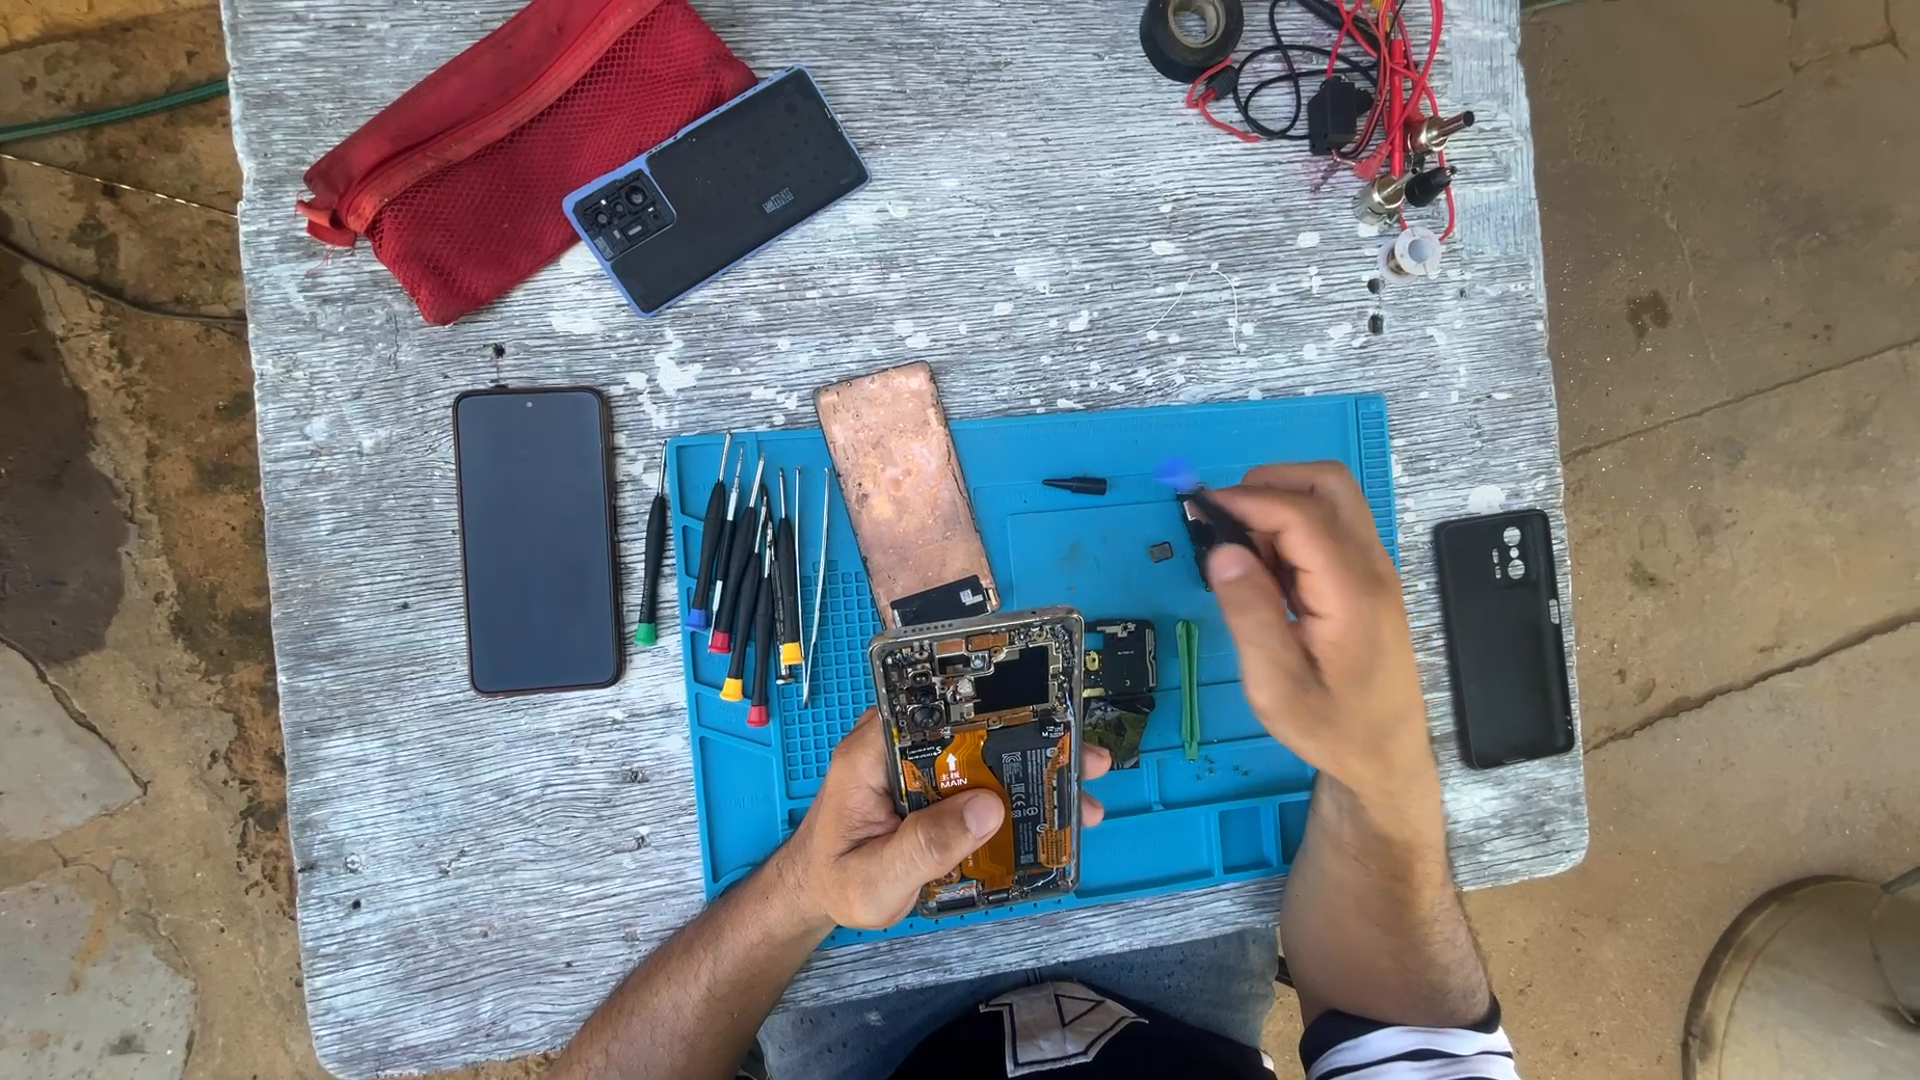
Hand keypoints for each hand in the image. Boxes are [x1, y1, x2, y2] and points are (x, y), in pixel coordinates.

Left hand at [775, 710, 1110, 930]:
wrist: (817, 893)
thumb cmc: (834, 882)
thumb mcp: (874, 878)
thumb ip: (923, 846)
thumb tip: (988, 808)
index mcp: (872, 752)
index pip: (931, 711)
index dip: (986, 706)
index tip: (1039, 711)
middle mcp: (897, 746)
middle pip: (970, 728)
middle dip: (1032, 737)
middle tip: (1086, 755)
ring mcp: (918, 764)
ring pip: (983, 751)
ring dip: (1033, 765)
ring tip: (1086, 784)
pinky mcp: (934, 785)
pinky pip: (980, 778)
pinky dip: (1017, 790)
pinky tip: (1053, 808)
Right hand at [1202, 463, 1437, 805]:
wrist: (1386, 757)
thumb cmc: (1330, 728)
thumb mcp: (1276, 687)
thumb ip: (1250, 616)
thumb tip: (1222, 551)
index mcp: (1350, 593)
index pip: (1301, 513)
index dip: (1247, 500)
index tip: (1200, 510)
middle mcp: (1370, 568)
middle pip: (1328, 483)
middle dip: (1268, 485)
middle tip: (1223, 522)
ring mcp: (1373, 570)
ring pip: (1330, 499)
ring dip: (1278, 504)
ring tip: (1241, 554)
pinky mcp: (1366, 579)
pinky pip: (1328, 527)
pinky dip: (1288, 527)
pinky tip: (1265, 572)